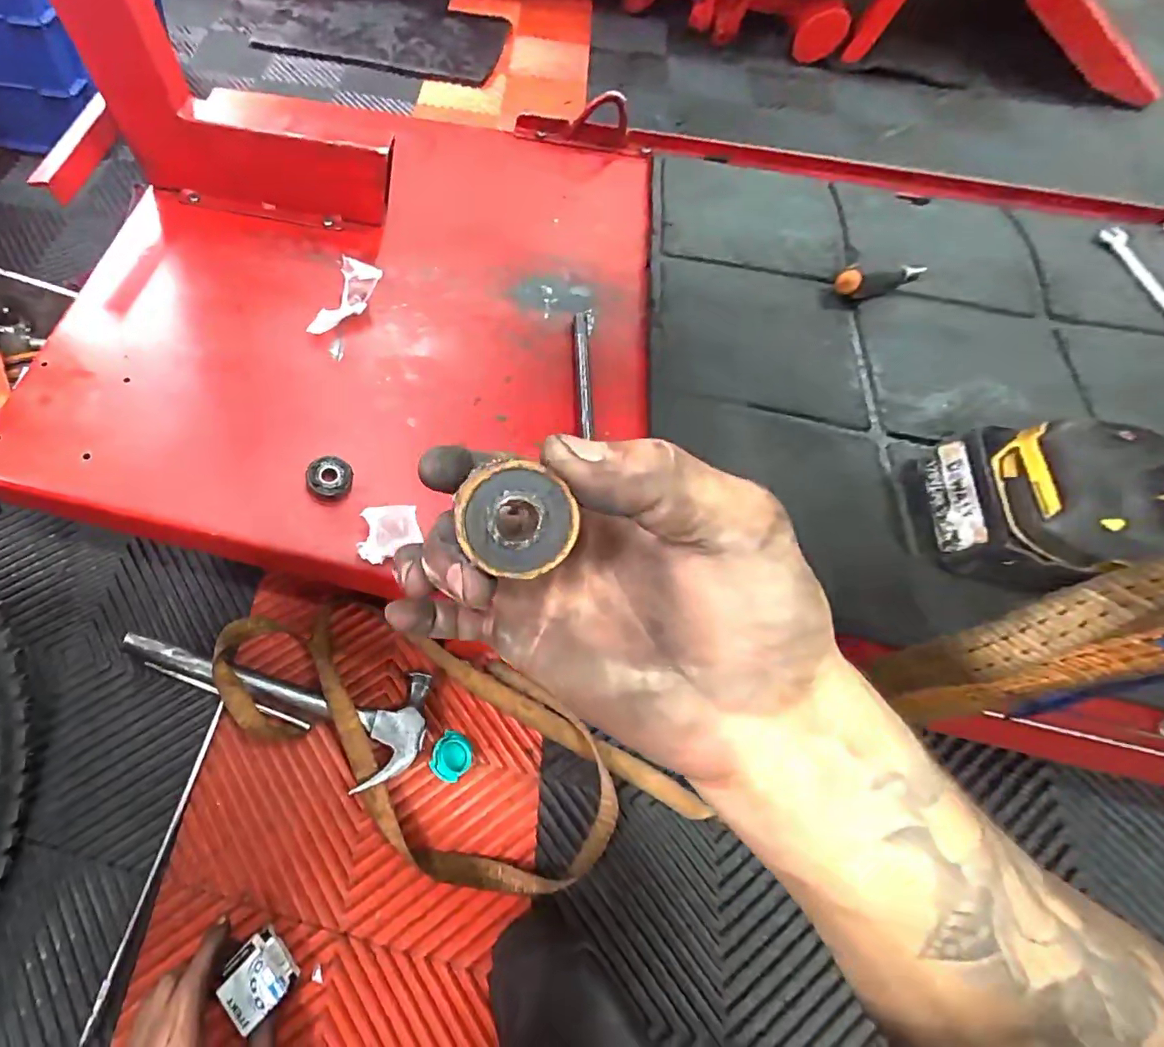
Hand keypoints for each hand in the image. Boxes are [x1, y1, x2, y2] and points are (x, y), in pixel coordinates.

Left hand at [129, 918, 274, 1046]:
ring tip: (207, 988)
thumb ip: (260, 1043)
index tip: (226, 922)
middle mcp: (154, 1031)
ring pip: (155, 995)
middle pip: (174, 978)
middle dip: (200, 963)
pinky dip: (164, 1005)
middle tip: (226, 963)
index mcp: (182, 1030)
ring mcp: (136, 1043)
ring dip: (181, 982)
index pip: (196, 971)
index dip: (212, 942)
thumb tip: (273, 1013)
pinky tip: (181, 1020)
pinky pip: (144, 1016)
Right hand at [385, 436, 840, 782]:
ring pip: (456, 562)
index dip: (474, 464)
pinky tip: (404, 614)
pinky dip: (423, 613)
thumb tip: (557, 449)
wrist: (757, 713)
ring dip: (430, 563)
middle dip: (451, 527)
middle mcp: (553, 541)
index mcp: (596, 502)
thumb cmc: (758, 609)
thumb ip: (655, 476)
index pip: (520, 470)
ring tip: (446, 587)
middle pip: (473, 516)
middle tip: (465, 563)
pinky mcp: (521, 642)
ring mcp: (533, 593)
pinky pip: (458, 621)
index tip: (439, 468)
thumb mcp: (732, 522)